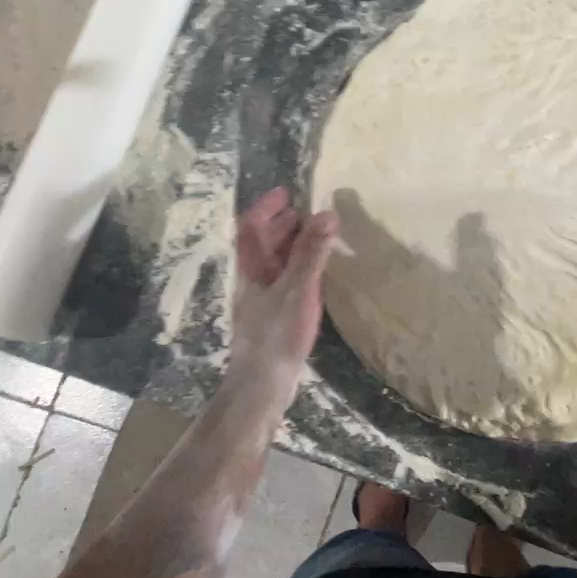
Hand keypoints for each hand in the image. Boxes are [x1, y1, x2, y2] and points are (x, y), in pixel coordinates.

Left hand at [231, 188, 339, 380]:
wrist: (262, 384)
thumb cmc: (277, 334)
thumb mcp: (298, 289)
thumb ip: (311, 252)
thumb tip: (325, 213)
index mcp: (252, 268)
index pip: (251, 227)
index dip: (266, 207)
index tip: (286, 193)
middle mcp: (252, 280)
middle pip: (261, 244)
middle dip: (281, 225)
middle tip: (305, 214)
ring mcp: (261, 301)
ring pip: (272, 264)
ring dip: (290, 247)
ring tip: (316, 240)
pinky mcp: (272, 319)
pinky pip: (283, 282)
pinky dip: (297, 269)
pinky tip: (315, 278)